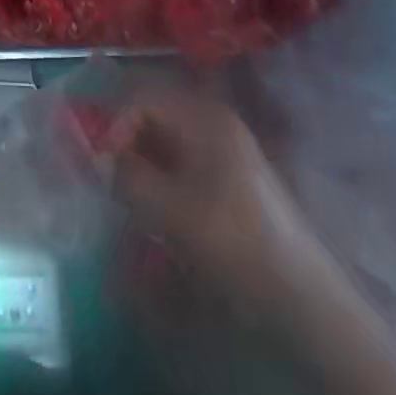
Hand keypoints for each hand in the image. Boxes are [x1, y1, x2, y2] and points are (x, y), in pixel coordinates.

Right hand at [106, 92, 346, 314]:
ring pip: (165, 142)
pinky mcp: (228, 178)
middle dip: (126, 144)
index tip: (100, 164)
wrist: (298, 293)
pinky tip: (153, 208)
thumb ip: (127, 176)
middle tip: (108, 180)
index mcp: (205, 118)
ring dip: (140, 163)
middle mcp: (215, 124)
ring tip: (127, 197)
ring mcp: (225, 150)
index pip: (143, 101)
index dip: (115, 127)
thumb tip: (97, 159)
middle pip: (155, 118)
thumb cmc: (231, 239)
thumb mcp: (169, 209)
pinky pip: (180, 163)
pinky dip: (159, 177)